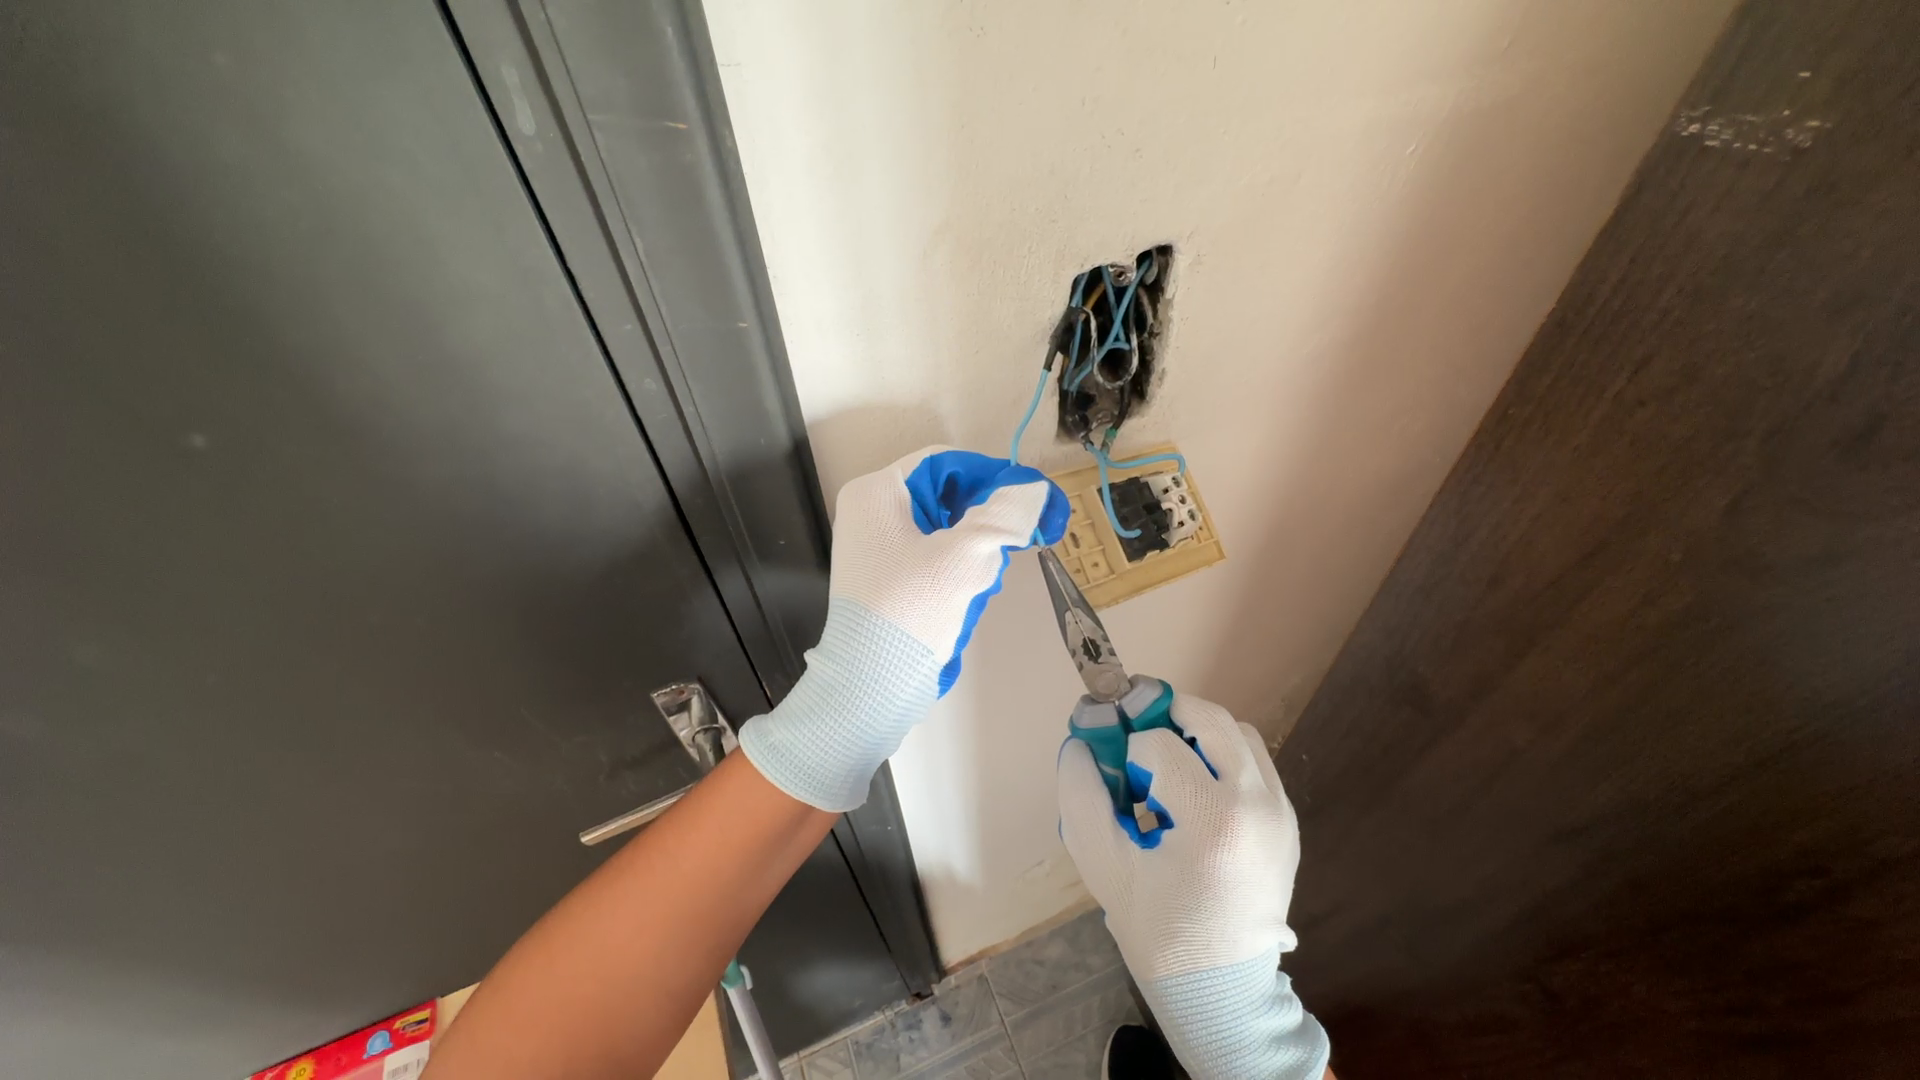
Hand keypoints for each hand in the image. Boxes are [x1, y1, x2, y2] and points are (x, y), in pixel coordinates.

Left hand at [740, 446, 1067, 810]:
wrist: (871, 685)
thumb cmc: (913, 609)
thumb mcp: (967, 555)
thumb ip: (1005, 514)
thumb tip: (1035, 488)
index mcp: (877, 492)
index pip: (947, 463)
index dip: (993, 478)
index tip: (1031, 504)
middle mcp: (870, 512)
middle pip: (948, 498)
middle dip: (982, 527)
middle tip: (1004, 553)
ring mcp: (876, 548)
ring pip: (947, 532)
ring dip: (973, 557)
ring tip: (975, 588)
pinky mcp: (886, 579)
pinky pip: (934, 560)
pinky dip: (957, 575)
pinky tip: (962, 602)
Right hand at [1058, 692, 1330, 1079]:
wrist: (1222, 988)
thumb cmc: (1156, 928)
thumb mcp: (1102, 865)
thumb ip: (1081, 795)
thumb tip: (1080, 744)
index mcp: (1213, 821)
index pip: (1158, 745)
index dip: (1127, 754)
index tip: (1118, 783)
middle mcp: (1257, 805)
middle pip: (1211, 718)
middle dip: (1165, 716)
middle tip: (1138, 740)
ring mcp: (1281, 812)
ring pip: (1239, 733)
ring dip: (1198, 735)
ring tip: (1171, 772)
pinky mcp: (1289, 822)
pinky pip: (1255, 762)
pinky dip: (1222, 760)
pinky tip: (1198, 797)